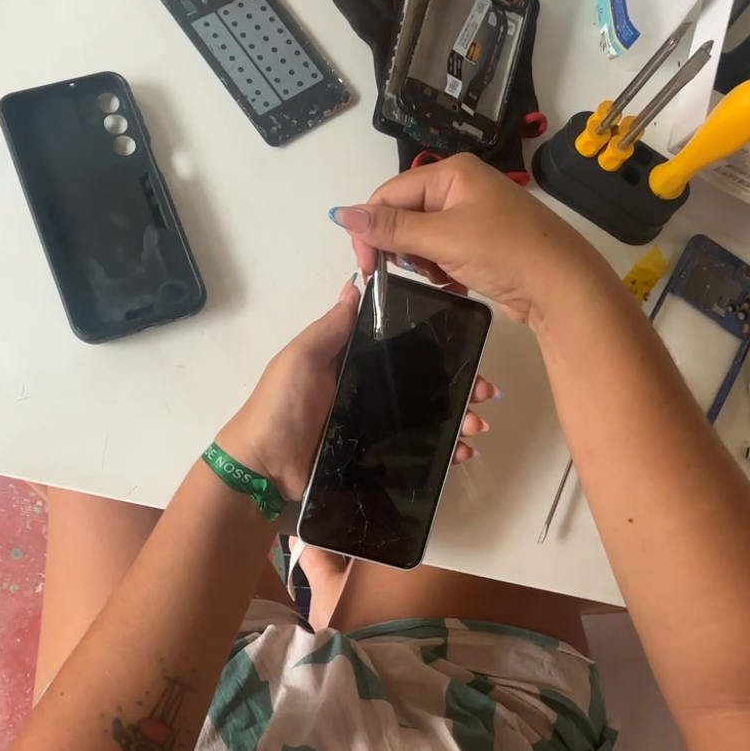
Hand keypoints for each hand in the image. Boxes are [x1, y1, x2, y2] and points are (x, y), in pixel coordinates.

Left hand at [217, 278, 499, 501]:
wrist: (263, 467)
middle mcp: (370, 392)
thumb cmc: (280, 406)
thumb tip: (356, 283)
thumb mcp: (301, 358)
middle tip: (486, 394)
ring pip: (429, 419)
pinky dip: (443, 453)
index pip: (406, 350)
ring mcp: (375, 427)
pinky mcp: (376, 457)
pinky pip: (417, 453)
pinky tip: (462, 454)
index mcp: (354, 363)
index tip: (470, 350)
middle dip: (461, 388)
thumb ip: (331, 328)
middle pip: (427, 385)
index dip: (440, 349)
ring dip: (459, 419)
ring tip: (477, 426)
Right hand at [330, 154, 617, 328]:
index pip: (389, 195)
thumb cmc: (505, 252)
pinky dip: (440, 270)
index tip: (366, 270)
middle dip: (400, 248)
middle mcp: (459, 187)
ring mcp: (472, 216)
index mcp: (450, 172)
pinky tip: (455, 281)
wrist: (562, 286)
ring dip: (421, 262)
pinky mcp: (481, 243)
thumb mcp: (442, 237)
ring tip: (441, 276)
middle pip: (404, 216)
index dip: (370, 230)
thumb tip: (339, 213)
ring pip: (421, 238)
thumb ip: (391, 228)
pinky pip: (442, 253)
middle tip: (411, 274)